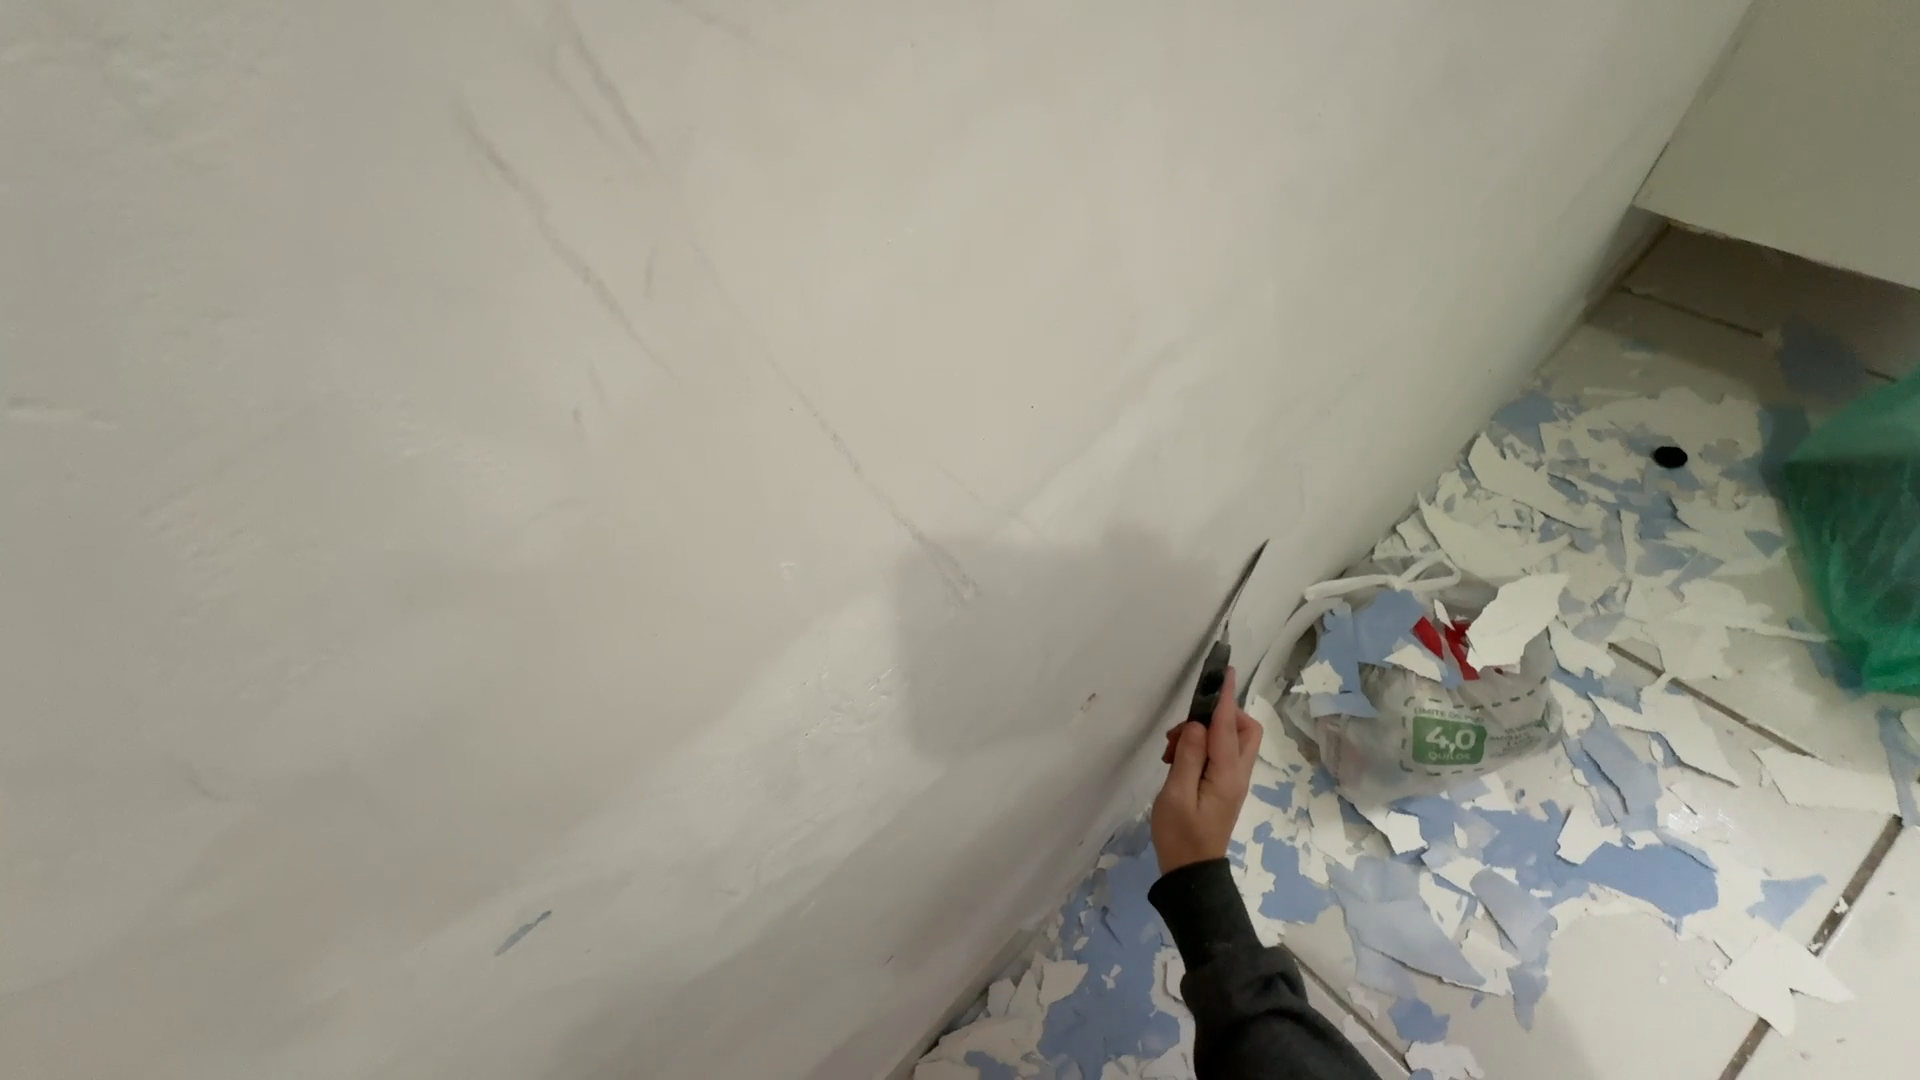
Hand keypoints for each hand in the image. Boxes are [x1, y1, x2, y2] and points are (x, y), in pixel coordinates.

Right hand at [1152, 667, 1263, 874]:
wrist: (1192, 872)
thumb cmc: (1180, 835)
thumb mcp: (1176, 795)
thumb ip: (1189, 757)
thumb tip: (1198, 725)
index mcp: (1227, 774)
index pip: (1227, 725)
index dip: (1224, 697)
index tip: (1225, 672)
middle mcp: (1237, 773)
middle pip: (1243, 729)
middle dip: (1220, 714)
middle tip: (1187, 726)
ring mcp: (1233, 781)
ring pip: (1232, 739)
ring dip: (1205, 731)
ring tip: (1173, 747)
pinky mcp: (1224, 786)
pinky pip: (1221, 753)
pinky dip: (1202, 746)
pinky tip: (1177, 758)